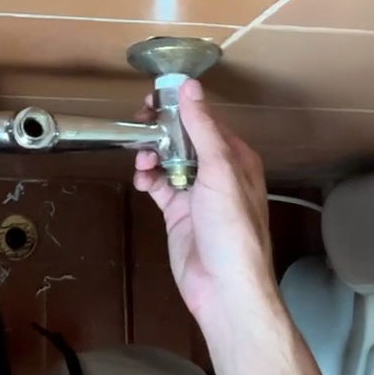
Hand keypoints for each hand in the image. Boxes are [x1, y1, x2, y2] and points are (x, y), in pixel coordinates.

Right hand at [132, 79, 276, 323]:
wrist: (224, 288)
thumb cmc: (231, 226)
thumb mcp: (219, 171)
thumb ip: (202, 127)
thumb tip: (189, 86)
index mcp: (235, 158)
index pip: (205, 121)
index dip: (180, 108)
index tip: (153, 99)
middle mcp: (217, 172)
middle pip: (183, 139)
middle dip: (160, 131)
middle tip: (138, 124)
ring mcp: (196, 193)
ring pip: (168, 160)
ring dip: (151, 154)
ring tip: (142, 160)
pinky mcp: (177, 212)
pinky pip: (158, 185)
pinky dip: (147, 179)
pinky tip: (142, 180)